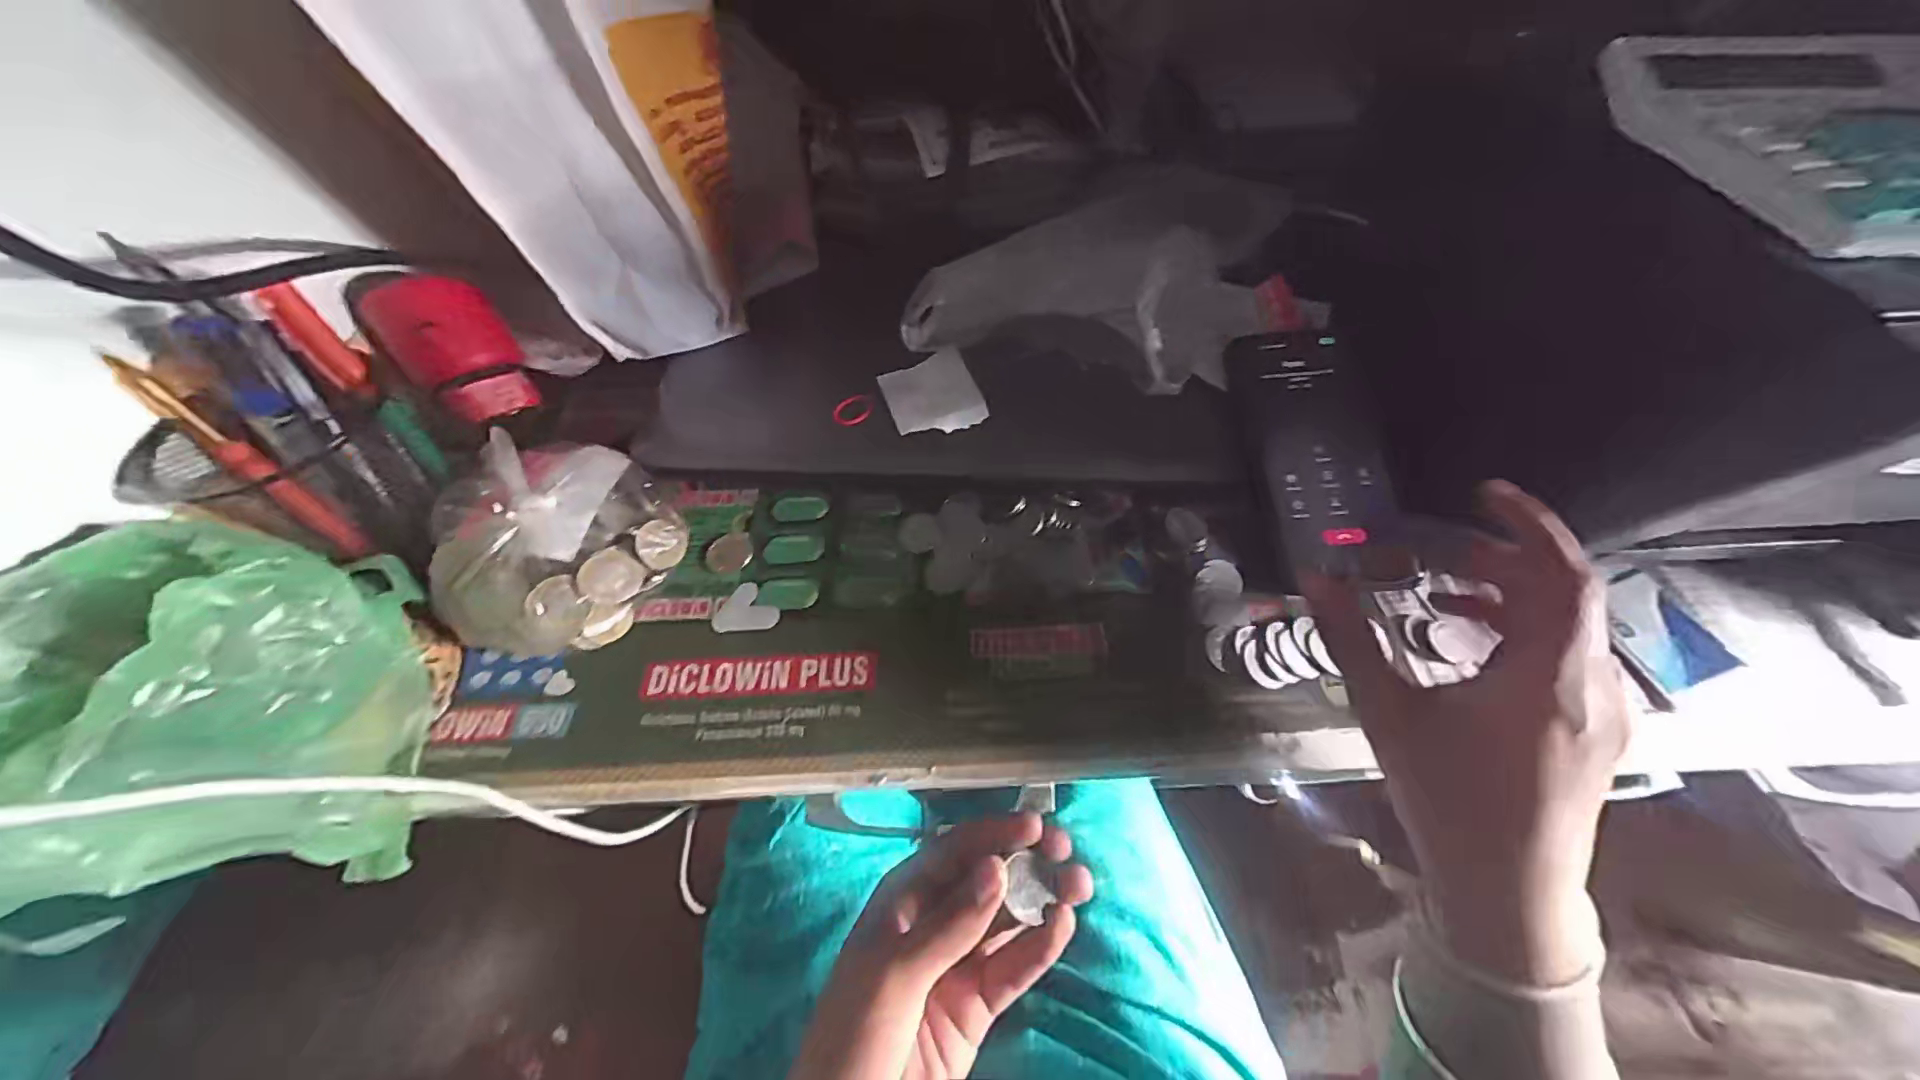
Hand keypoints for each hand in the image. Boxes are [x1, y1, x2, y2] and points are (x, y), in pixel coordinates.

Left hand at [789, 812, 1094, 1079]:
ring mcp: (957, 965)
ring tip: (1078, 884)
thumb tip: (996, 868)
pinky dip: (1040, 946)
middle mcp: (933, 924)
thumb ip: (947, 925)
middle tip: (1064, 848)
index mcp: (902, 902)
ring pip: (1007, 921)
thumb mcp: (892, 974)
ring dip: (1043, 898)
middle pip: (986, 881)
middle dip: (1025, 860)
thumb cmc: (854, 1034)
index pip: (952, 853)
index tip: (1035, 825)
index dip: (993, 834)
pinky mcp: (976, 1007)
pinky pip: (1014, 968)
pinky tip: (1062, 926)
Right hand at [1304, 480, 1631, 985]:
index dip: (1528, 524)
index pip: (1564, 575)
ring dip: (1506, 596)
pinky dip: (1518, 630)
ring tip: (1442, 591)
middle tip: (1435, 550)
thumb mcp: (1387, 711)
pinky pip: (1565, 654)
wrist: (1506, 886)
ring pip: (1565, 624)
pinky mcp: (1593, 728)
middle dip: (1497, 560)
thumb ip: (1350, 638)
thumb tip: (1313, 579)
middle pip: (1561, 594)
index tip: (1483, 493)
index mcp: (1549, 676)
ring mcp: (1600, 709)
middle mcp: (1593, 684)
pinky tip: (1468, 642)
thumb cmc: (1446, 796)